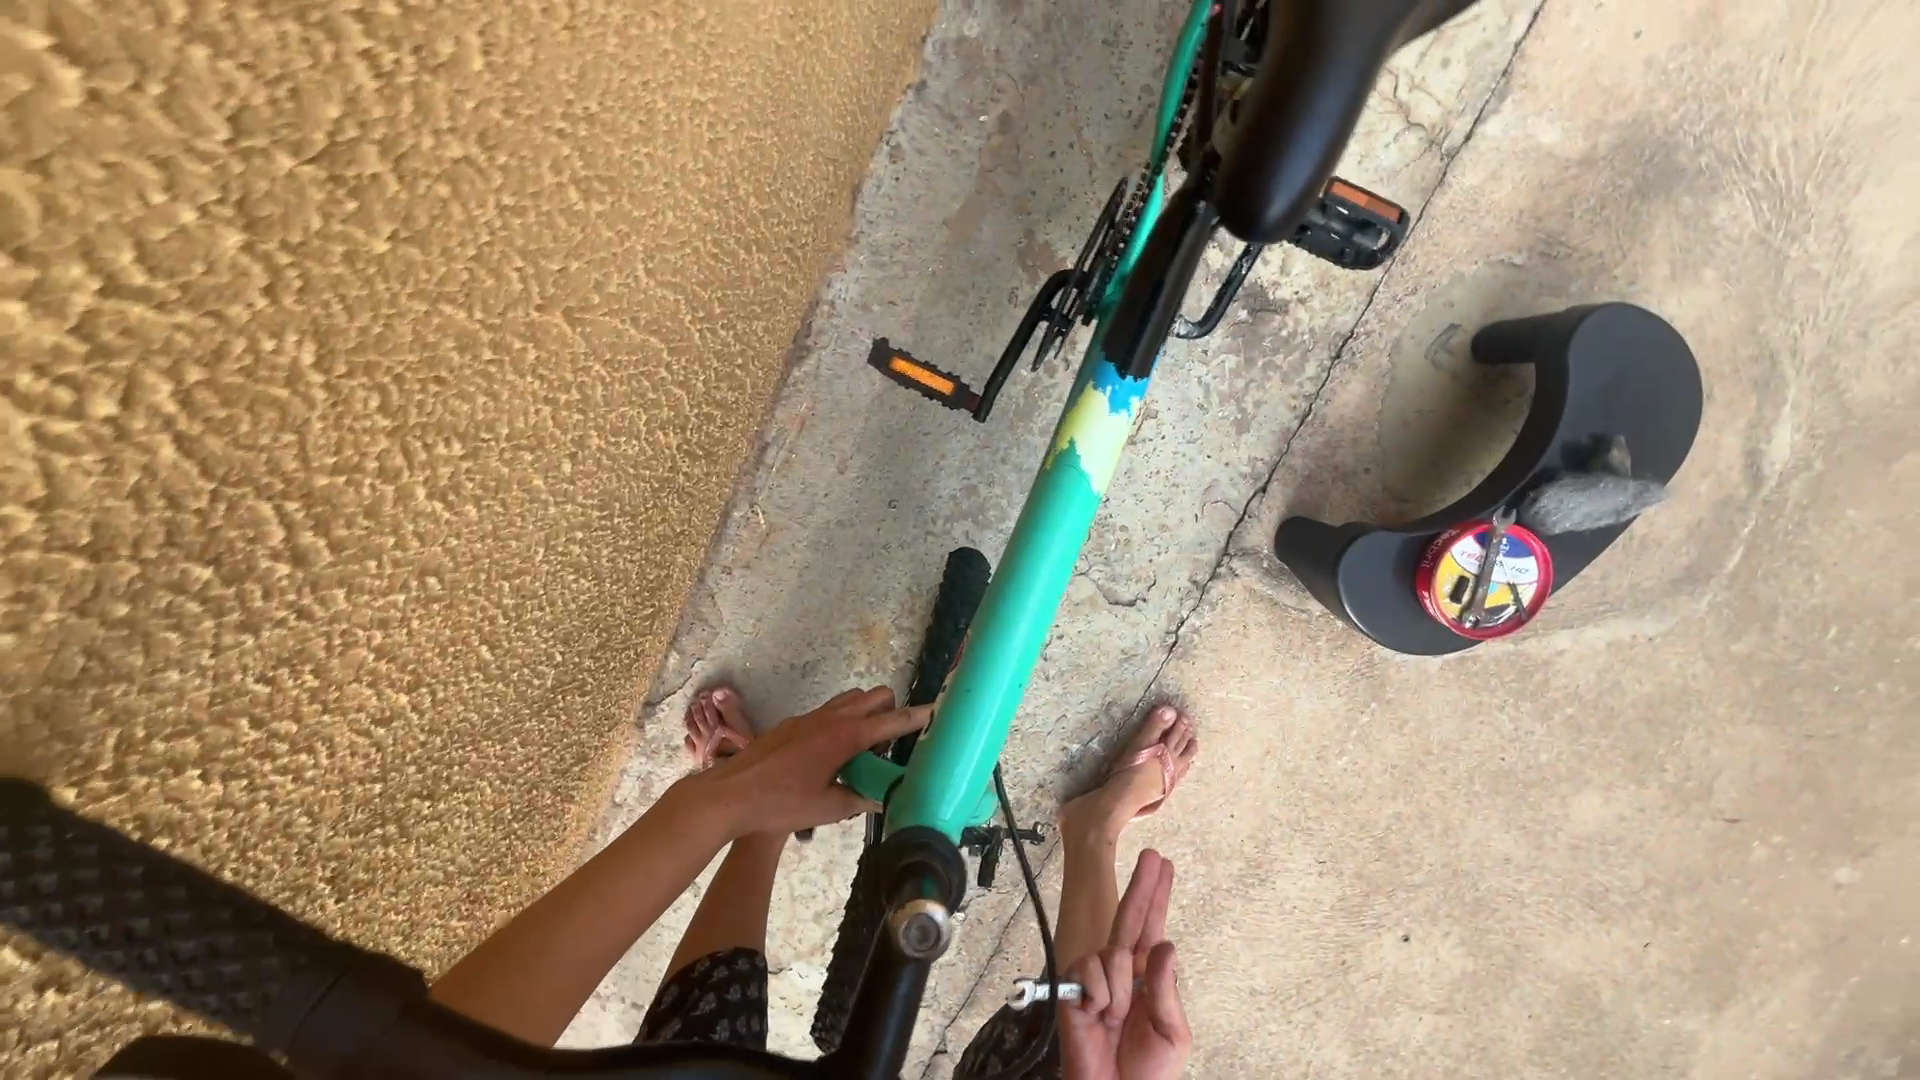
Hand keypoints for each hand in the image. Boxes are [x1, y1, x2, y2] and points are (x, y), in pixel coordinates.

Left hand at [683, 686, 927, 838]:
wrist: (730, 794)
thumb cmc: (780, 803)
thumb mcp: (827, 808)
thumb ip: (859, 799)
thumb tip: (881, 798)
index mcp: (845, 736)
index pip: (891, 721)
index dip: (917, 717)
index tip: (937, 711)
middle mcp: (831, 718)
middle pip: (875, 696)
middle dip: (892, 710)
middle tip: (894, 741)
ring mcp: (810, 717)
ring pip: (851, 700)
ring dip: (866, 713)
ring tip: (865, 748)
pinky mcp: (794, 724)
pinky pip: (830, 711)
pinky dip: (843, 721)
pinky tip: (833, 754)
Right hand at [1059, 850, 1189, 1079]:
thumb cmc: (1146, 1071)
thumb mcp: (1172, 1036)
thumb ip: (1166, 989)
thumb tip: (1165, 944)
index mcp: (1148, 976)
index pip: (1153, 927)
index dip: (1157, 895)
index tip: (1163, 863)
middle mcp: (1122, 967)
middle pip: (1130, 916)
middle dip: (1143, 884)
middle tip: (1153, 853)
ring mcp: (1097, 973)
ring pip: (1114, 954)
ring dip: (1121, 990)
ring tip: (1114, 1020)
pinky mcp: (1073, 983)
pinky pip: (1092, 972)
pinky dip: (1100, 996)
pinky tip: (1097, 1015)